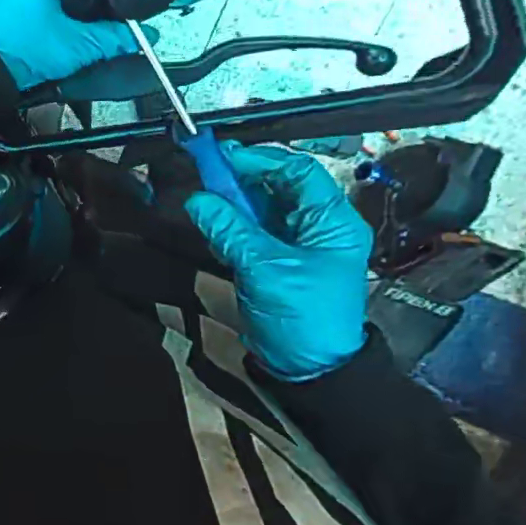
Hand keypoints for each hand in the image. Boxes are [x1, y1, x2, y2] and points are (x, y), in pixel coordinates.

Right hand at [184, 143, 372, 380]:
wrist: (310, 367)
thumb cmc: (301, 314)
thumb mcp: (264, 268)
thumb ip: (229, 230)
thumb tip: (194, 198)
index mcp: (331, 221)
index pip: (297, 172)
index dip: (258, 160)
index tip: (218, 157)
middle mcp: (317, 225)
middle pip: (278, 186)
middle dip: (241, 178)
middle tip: (205, 173)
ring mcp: (296, 243)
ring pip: (262, 207)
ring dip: (233, 201)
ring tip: (206, 200)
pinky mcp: (276, 260)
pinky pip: (252, 229)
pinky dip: (231, 223)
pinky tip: (213, 226)